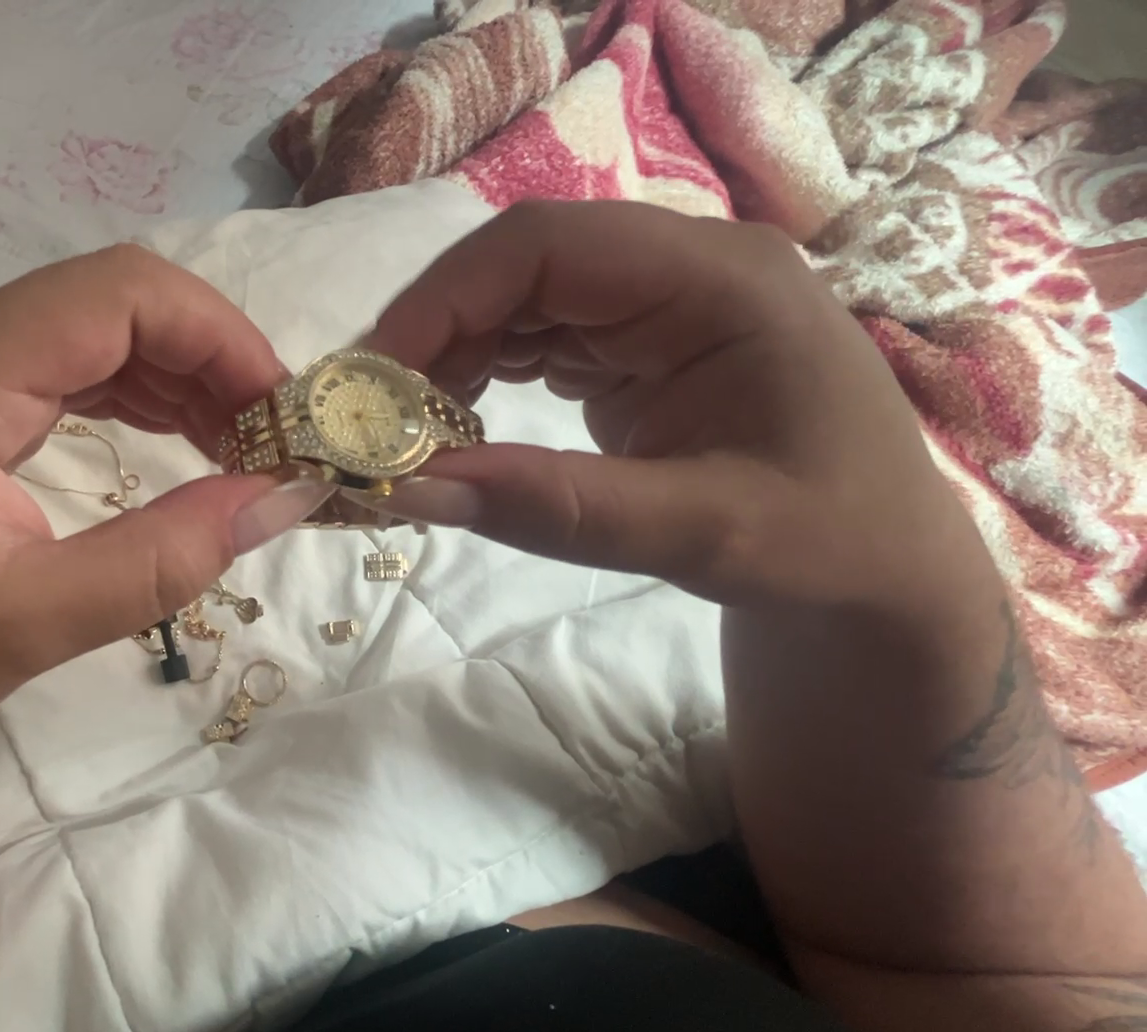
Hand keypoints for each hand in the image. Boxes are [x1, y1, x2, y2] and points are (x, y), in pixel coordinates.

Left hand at [0, 245, 327, 757]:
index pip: (110, 296)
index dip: (214, 335)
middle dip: (209, 357)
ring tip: (244, 449)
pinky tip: (189, 444)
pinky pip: (77, 376)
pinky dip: (146, 401)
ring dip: (184, 379)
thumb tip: (280, 500)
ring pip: (100, 335)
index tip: (280, 410)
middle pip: (111, 303)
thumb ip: (155, 562)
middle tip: (275, 437)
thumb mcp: (24, 625)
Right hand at [358, 200, 994, 610]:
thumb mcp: (697, 533)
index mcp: (719, 281)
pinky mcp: (633, 341)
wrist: (876, 566)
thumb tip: (406, 493)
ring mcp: (656, 302)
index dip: (442, 302)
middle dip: (433, 332)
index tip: (373, 383)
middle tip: (374, 415)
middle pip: (518, 263)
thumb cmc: (821, 542)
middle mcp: (683, 267)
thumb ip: (552, 507)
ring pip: (514, 297)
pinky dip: (477, 376)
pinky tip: (456, 425)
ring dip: (448, 356)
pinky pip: (530, 334)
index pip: (545, 246)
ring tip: (409, 429)